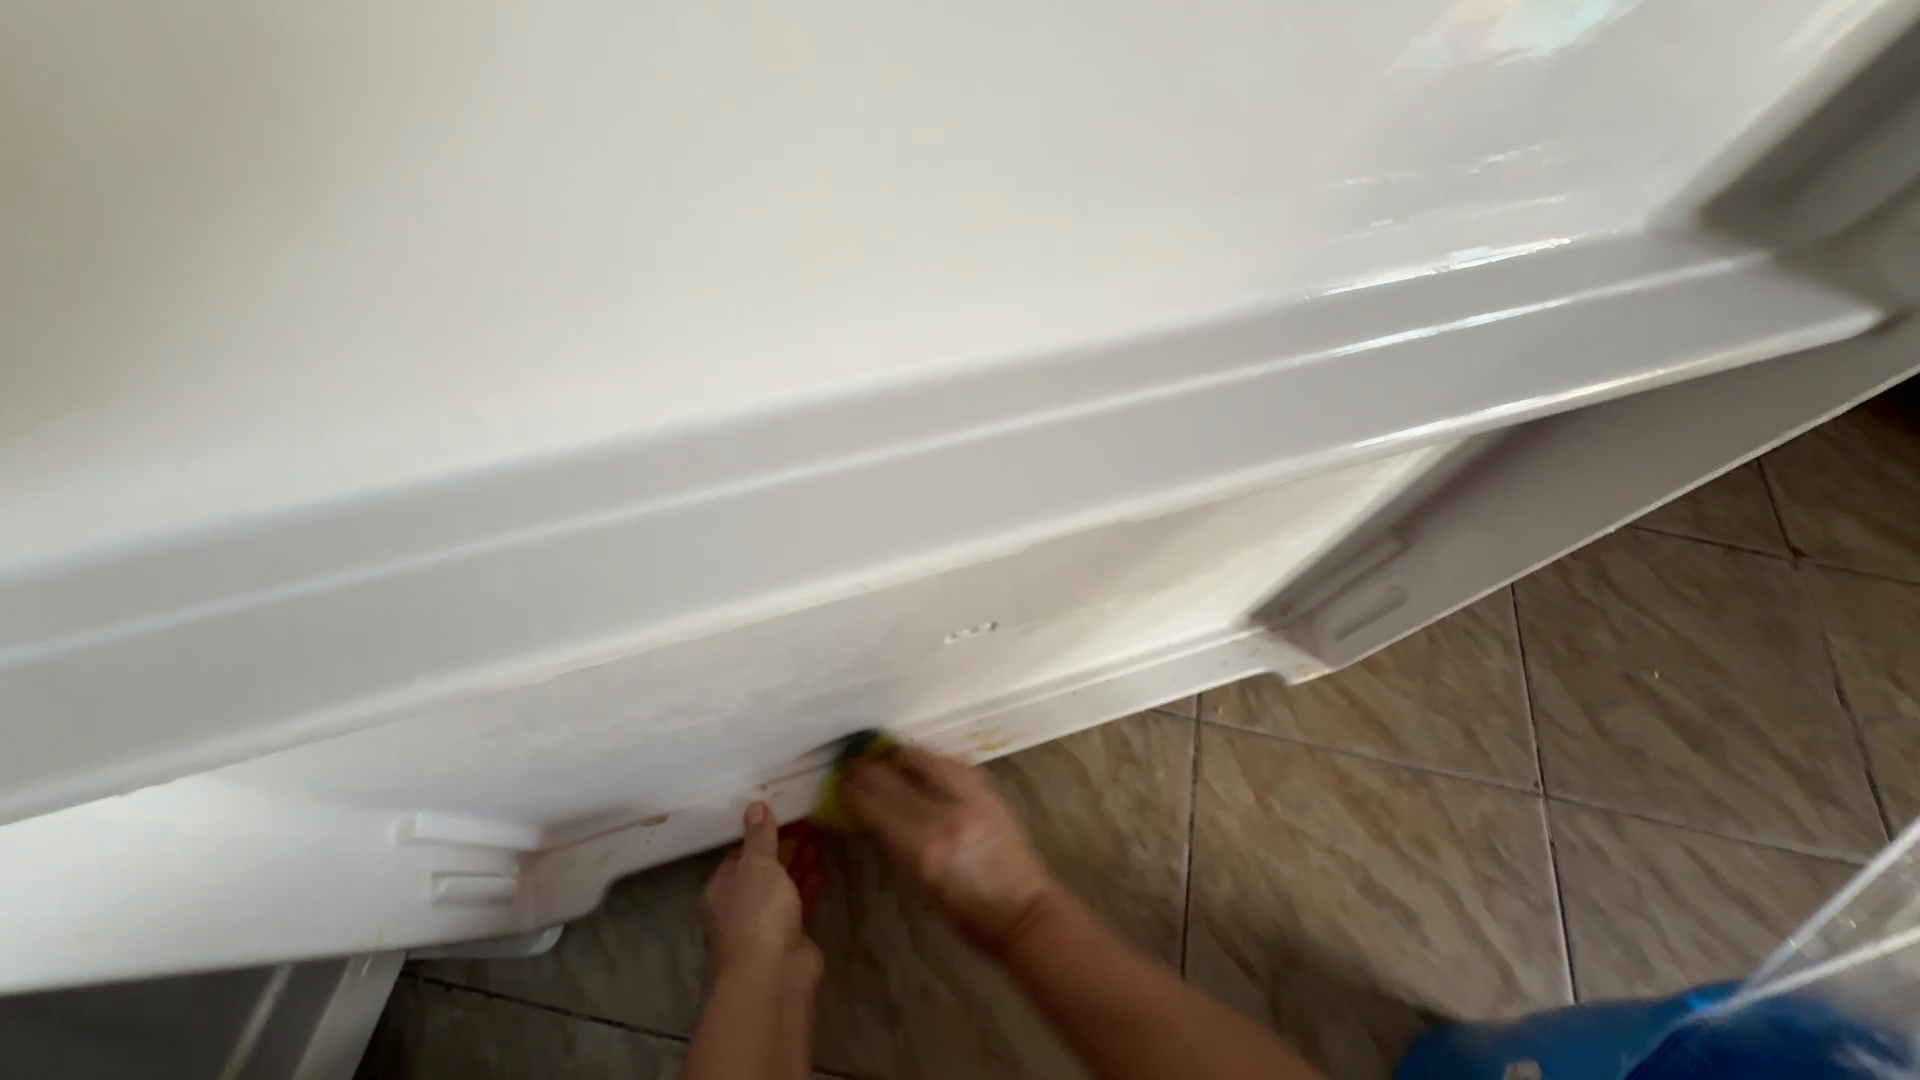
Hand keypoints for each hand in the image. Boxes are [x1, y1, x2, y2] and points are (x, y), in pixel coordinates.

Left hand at [701, 803, 823, 983]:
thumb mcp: (757, 865)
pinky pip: (798, 904)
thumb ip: (760, 836)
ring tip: (819, 841)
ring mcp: (763, 924)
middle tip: (809, 822)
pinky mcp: (788, 937)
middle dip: (785, 846)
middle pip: (763, 869)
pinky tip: (821, 872)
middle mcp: (738, 907)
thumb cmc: (757, 913)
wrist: (774, 974)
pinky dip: (807, 886)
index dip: (761, 834)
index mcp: (720, 890)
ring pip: (782, 886)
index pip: (739, 854)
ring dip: (799, 864)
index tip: (785, 814)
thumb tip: (755, 805)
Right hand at [843, 745, 1058, 953]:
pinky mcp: (988, 790)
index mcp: (924, 850)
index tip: (841, 783)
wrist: (1021, 909)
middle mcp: (945, 817)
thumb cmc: (966, 913)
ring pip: (925, 760)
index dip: (855, 792)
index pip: (877, 808)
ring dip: (899, 756)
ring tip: (884, 755)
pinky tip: (918, 759)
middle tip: (854, 764)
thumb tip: (871, 812)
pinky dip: (929, 758)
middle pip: (896, 780)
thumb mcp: (920, 882)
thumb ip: (897, 842)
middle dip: (870, 770)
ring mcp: (971, 799)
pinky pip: (951, 763)